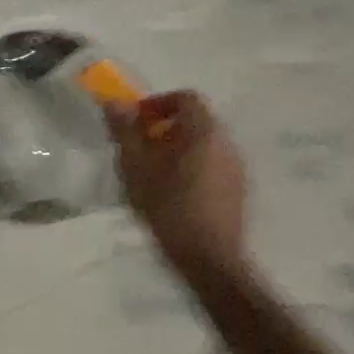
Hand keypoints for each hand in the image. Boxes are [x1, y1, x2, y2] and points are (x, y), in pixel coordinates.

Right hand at [106, 90, 248, 278]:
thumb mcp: (135, 164)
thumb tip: (114, 102)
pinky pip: (212, 162)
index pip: (187, 98)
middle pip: (196, 120)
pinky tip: (171, 189)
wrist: (208, 255)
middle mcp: (228, 144)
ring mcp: (237, 168)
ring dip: (176, 146)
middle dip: (164, 126)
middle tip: (137, 146)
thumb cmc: (167, 204)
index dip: (158, 103)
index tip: (135, 122)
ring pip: (204, 143)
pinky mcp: (238, 189)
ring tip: (151, 169)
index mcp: (204, 133)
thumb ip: (125, 130)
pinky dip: (190, 164)